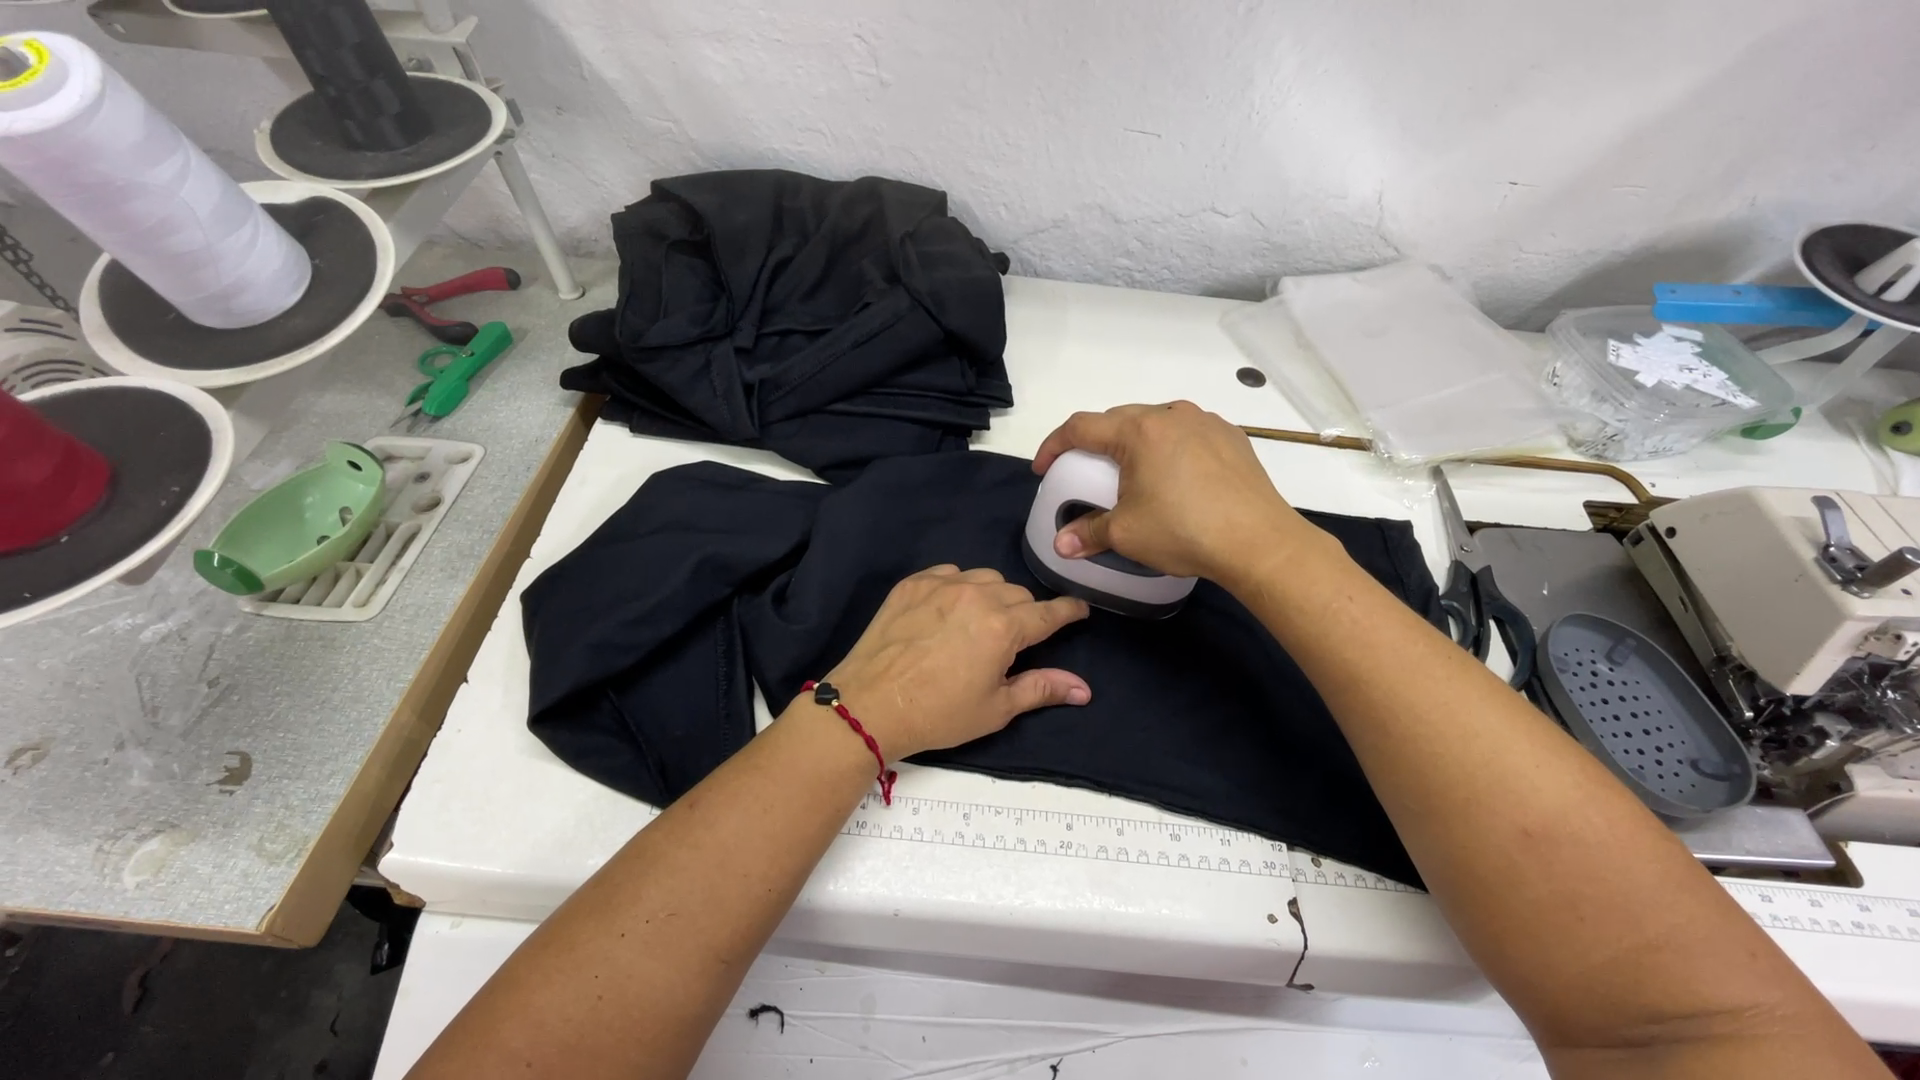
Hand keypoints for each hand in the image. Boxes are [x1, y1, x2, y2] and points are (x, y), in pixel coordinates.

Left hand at [810, 565, 1091, 760]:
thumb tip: (1084, 688)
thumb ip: (1041, 689)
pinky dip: (958, 587)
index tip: (1079, 610)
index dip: (1068, 611)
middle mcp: (977, 596)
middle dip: (1024, 613)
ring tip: (980, 623)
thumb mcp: (995, 708)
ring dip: (992, 596)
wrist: (869, 704)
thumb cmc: (938, 714)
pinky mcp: (912, 583)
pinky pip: (949, 573)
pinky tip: (949, 610)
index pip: (1048, 613)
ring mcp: (941, 585)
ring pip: (985, 578)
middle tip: (1013, 641)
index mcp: (1003, 627)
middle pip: (1017, 594)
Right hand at [1032, 402, 1324, 584]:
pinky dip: (1170, 450)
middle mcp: (1171, 415)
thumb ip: (1088, 533)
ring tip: (1132, 475)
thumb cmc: (1184, 531)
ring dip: (1136, 444)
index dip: (1054, 445)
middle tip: (1087, 475)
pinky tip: (1175, 479)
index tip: (1045, 469)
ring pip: (1156, 424)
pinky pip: (1188, 434)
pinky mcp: (1232, 438)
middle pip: (1119, 420)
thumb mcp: (1126, 534)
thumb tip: (1062, 544)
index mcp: (1139, 431)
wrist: (1258, 541)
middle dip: (1096, 445)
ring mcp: (1206, 423)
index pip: (1081, 427)